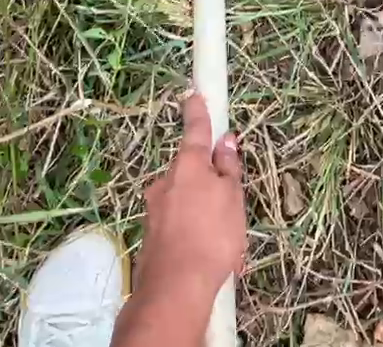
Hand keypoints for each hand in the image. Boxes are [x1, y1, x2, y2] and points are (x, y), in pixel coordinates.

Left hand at [116, 93, 244, 346]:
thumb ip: (229, 169)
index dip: (197, 109)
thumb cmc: (212, 236)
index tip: (193, 92)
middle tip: (227, 200)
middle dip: (206, 178)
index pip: (195, 129)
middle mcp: (165, 181)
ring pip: (183, 197)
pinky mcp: (150, 234)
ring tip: (222, 236)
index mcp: (188, 165)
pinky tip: (205, 250)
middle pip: (190, 168)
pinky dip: (191, 229)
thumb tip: (225, 143)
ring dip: (200, 208)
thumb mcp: (232, 198)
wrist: (175, 290)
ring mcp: (154, 208)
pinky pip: (176, 222)